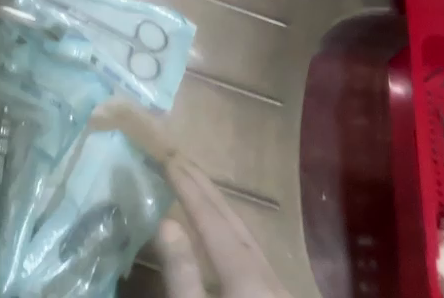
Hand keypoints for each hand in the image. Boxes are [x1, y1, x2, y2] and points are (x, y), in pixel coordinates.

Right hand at [154, 155, 291, 297]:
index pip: (212, 220)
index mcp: (247, 276)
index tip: (167, 158)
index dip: (188, 188)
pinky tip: (219, 232)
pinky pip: (250, 250)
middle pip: (234, 221)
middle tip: (179, 158)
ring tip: (194, 184)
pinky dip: (229, 228)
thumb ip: (182, 274)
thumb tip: (166, 222)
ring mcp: (277, 286)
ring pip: (246, 235)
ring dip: (218, 206)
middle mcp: (267, 273)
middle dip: (204, 187)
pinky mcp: (276, 297)